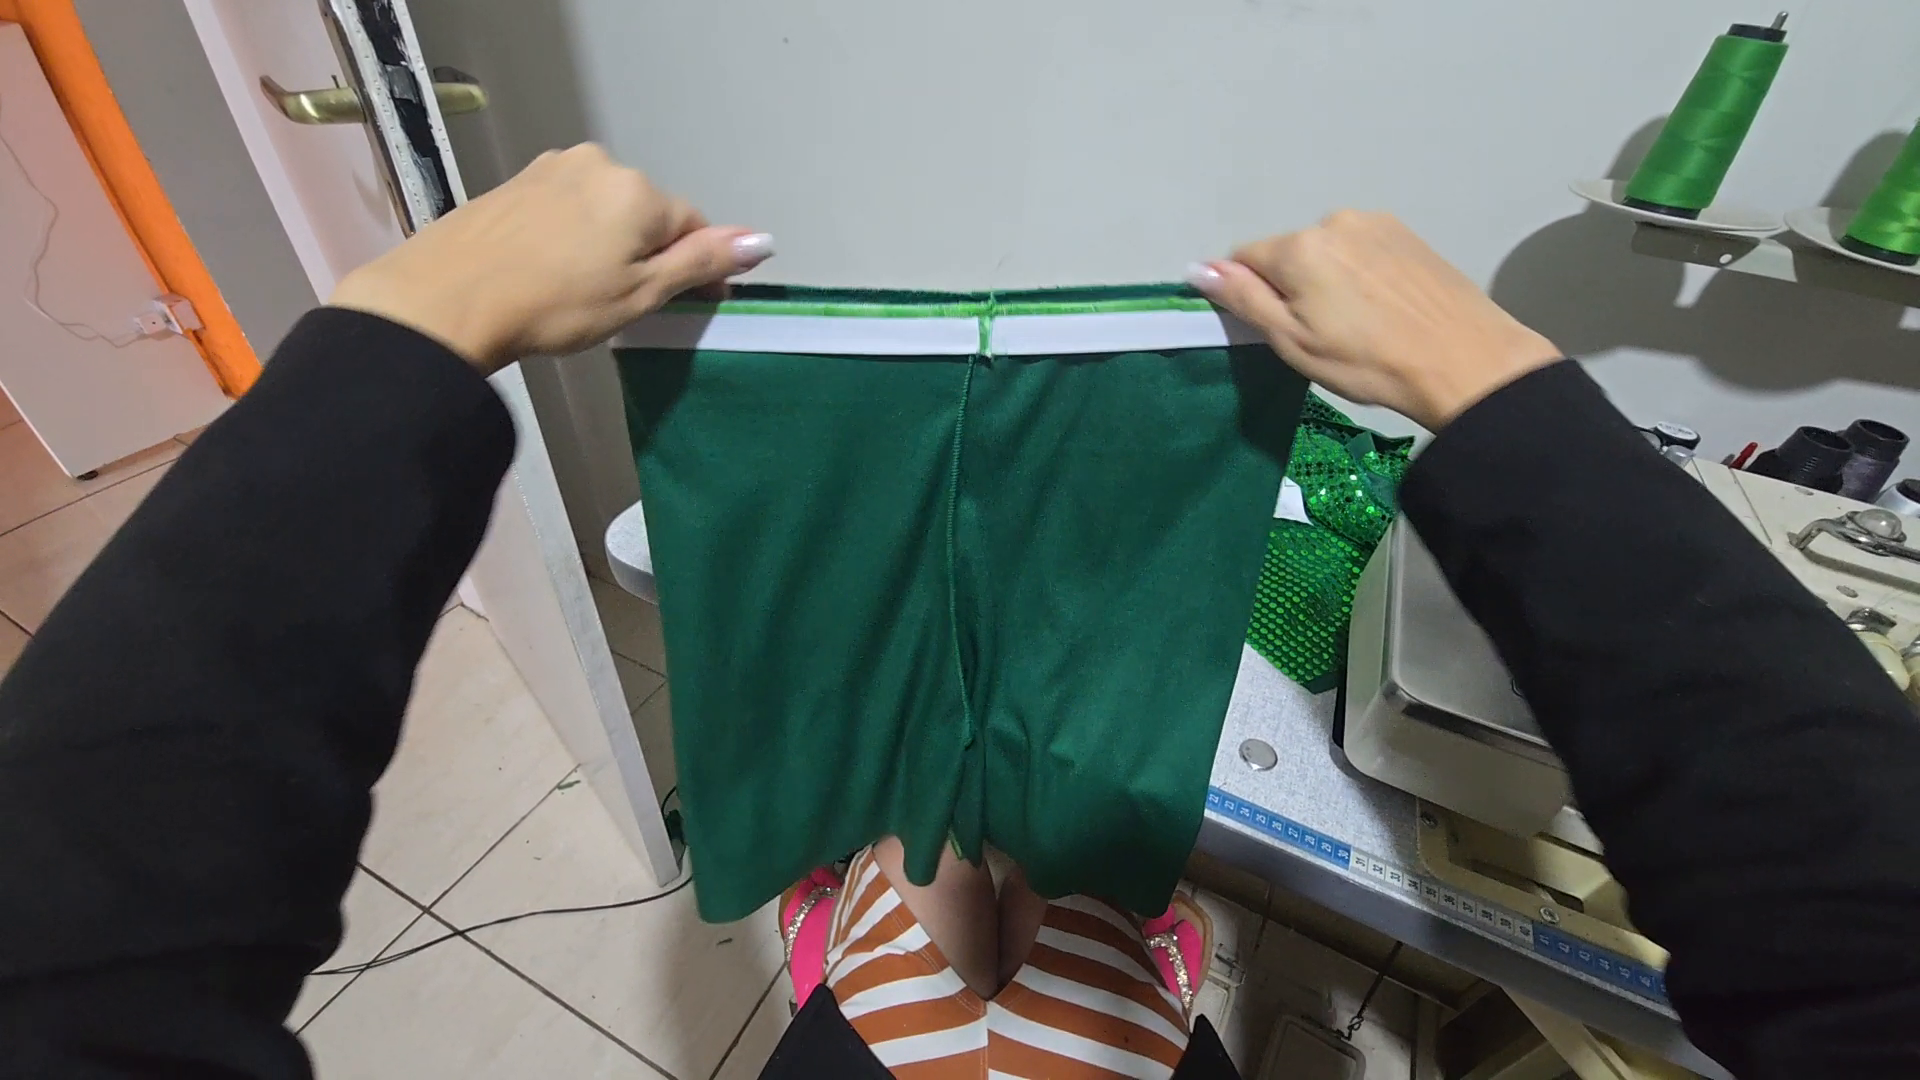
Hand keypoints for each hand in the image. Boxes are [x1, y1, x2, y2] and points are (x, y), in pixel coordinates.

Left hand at [330, 144, 773, 373]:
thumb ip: (702, 262)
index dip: (698, 268)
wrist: (450, 298)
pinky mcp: (520, 182)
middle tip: (632, 300)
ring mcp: (554, 168)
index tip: (688, 304)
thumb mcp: (643, 291)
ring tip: (592, 287)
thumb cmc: (559, 303)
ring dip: (617, 243)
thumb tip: (762, 240)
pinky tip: (560, 268)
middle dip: (654, 251)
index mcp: (638, 191)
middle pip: (651, 214)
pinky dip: (581, 235)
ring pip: (611, 210)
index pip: (694, 226)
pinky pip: (574, 207)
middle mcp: (599, 164)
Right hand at [1188, 211, 1558, 430]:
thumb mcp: (1290, 338)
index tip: (1272, 328)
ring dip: (1321, 278)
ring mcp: (1374, 223)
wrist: (1462, 359)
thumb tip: (1199, 269)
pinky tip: (1375, 305)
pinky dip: (1353, 274)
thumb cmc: (1363, 360)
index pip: (1242, 258)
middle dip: (1286, 285)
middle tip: (1314, 332)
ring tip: (1350, 320)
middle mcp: (1333, 221)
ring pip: (1322, 251)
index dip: (1246, 293)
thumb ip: (1243, 298)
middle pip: (1284, 253)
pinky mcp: (1406, 233)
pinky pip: (1356, 249)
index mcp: (1298, 247)